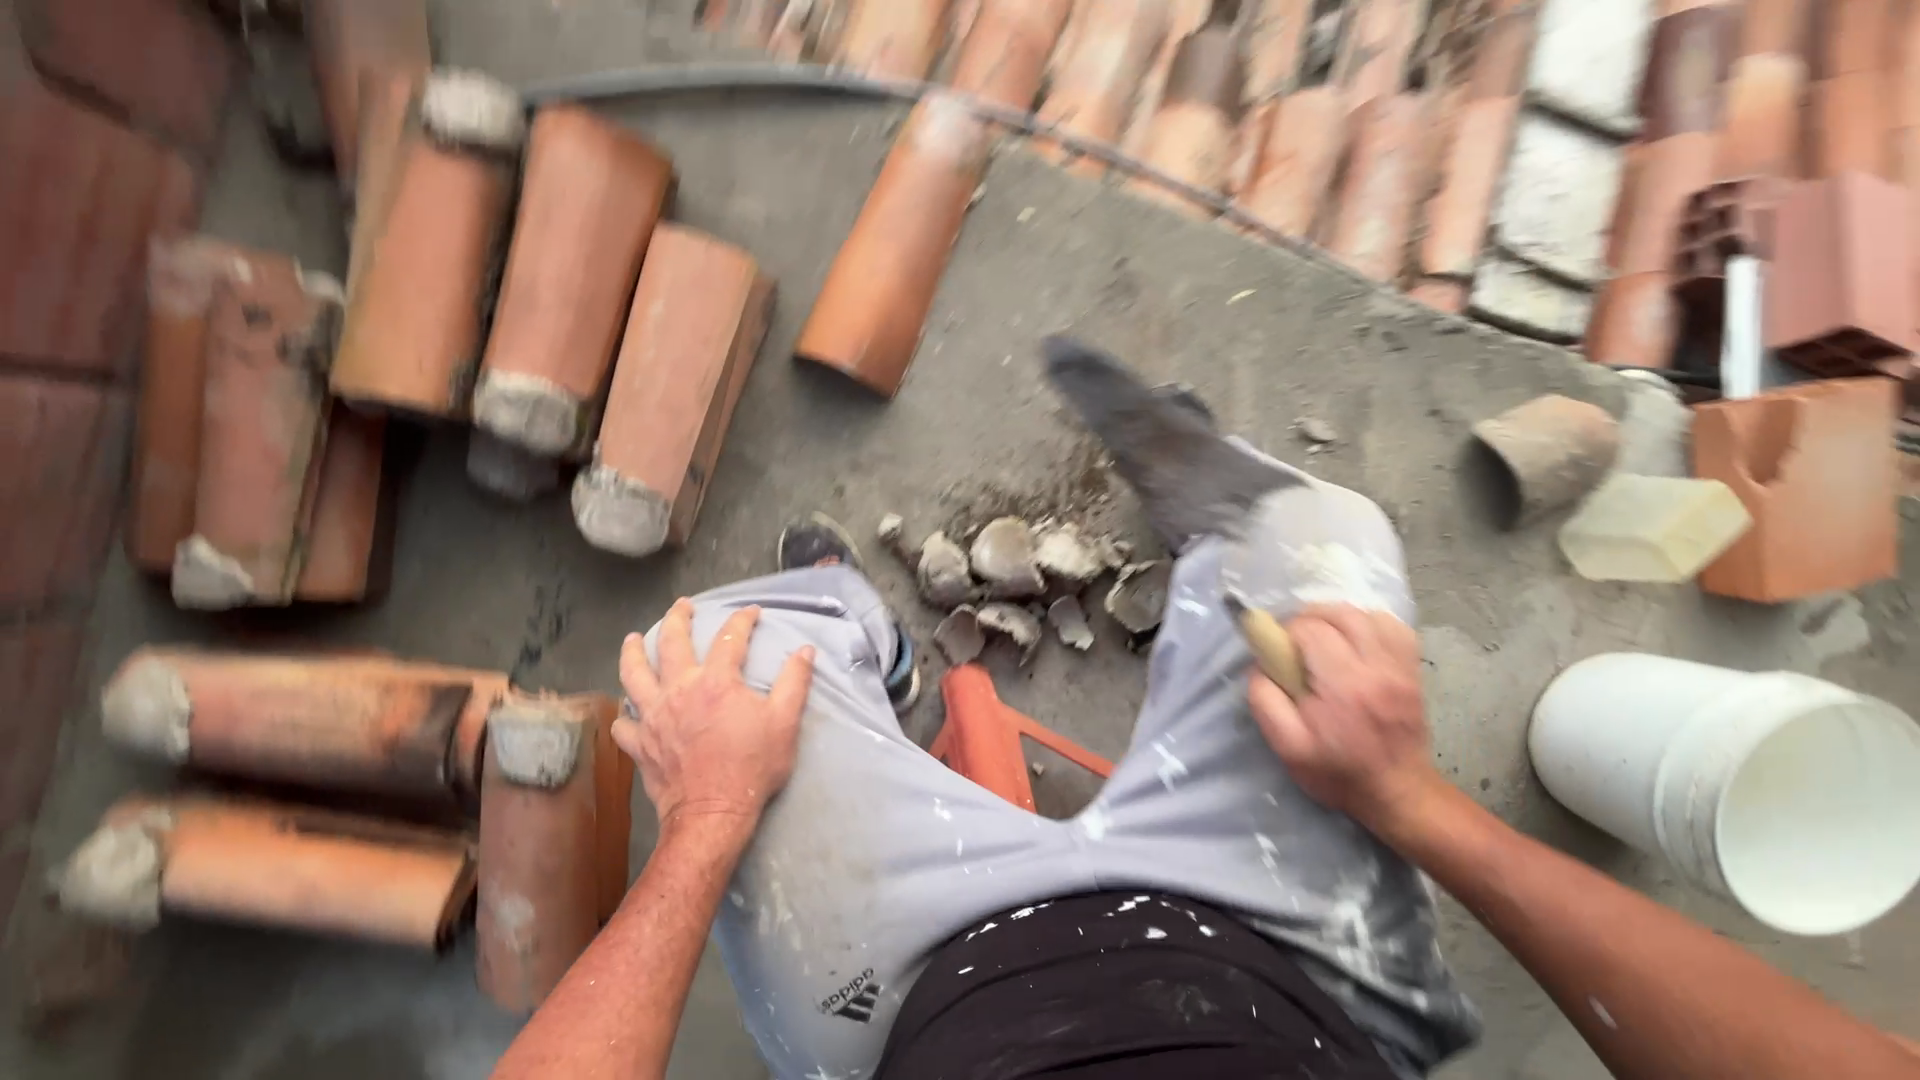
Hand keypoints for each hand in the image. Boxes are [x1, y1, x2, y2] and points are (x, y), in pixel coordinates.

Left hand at [615, 599, 815, 829]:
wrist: (714, 813)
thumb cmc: (752, 767)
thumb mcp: (785, 723)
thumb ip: (795, 683)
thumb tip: (804, 651)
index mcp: (717, 681)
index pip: (730, 637)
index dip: (742, 620)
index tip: (752, 612)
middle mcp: (680, 690)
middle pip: (671, 642)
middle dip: (677, 618)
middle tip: (682, 606)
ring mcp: (654, 717)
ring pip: (634, 675)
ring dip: (632, 652)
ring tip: (631, 639)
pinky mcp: (640, 744)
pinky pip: (625, 724)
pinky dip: (625, 714)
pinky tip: (629, 711)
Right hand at [1248, 604, 1439, 835]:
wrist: (1397, 793)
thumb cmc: (1337, 772)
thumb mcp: (1286, 745)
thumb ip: (1265, 699)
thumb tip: (1261, 664)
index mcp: (1343, 686)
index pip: (1310, 629)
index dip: (1287, 633)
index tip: (1279, 655)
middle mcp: (1377, 668)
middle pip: (1340, 614)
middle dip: (1310, 619)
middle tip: (1296, 644)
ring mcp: (1400, 667)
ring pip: (1367, 615)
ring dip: (1338, 619)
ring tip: (1323, 640)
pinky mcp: (1412, 671)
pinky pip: (1393, 628)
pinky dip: (1369, 625)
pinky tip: (1355, 642)